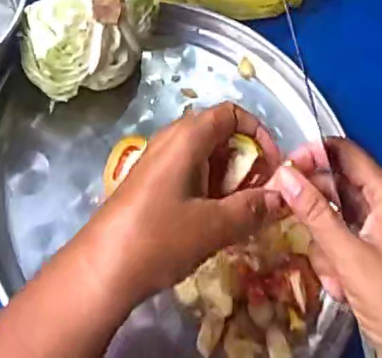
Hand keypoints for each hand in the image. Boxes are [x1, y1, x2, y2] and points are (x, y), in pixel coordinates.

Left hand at [72, 103, 284, 307]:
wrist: (100, 269)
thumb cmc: (158, 237)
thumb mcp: (213, 226)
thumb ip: (251, 208)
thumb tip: (281, 196)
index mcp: (188, 135)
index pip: (232, 113)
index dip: (259, 133)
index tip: (273, 167)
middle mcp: (174, 138)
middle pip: (220, 133)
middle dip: (247, 160)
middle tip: (260, 195)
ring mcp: (160, 159)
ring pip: (206, 155)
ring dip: (229, 177)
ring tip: (240, 213)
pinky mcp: (151, 181)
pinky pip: (190, 171)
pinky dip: (210, 187)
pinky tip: (213, 221)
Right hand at [268, 138, 381, 357]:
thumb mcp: (352, 260)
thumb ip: (316, 215)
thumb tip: (285, 174)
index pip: (345, 152)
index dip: (312, 153)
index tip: (282, 169)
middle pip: (339, 184)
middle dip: (315, 207)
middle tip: (285, 218)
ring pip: (339, 216)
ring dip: (326, 243)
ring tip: (332, 277)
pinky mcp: (380, 254)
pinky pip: (348, 240)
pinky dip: (337, 260)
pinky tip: (339, 288)